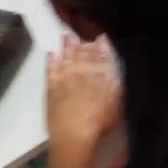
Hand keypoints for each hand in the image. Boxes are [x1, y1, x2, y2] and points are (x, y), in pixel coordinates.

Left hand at [46, 38, 120, 157]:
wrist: (74, 133)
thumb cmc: (100, 122)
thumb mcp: (117, 103)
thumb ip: (116, 85)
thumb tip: (115, 71)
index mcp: (101, 74)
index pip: (102, 55)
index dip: (102, 45)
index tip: (101, 36)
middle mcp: (82, 71)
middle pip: (83, 53)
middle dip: (84, 43)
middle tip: (84, 34)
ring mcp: (65, 76)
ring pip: (67, 56)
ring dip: (67, 45)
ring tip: (67, 36)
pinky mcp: (51, 85)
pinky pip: (50, 67)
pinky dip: (51, 59)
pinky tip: (51, 53)